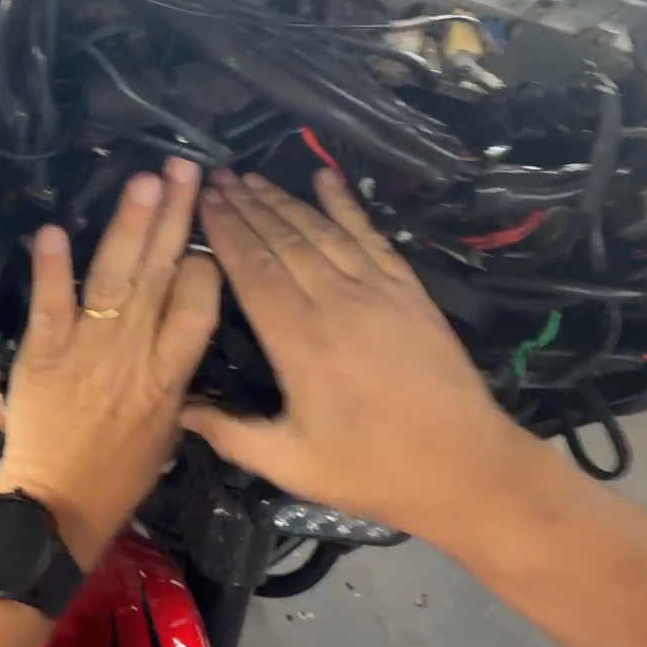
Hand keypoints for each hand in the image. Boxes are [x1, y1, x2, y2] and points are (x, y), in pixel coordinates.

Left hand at [0, 157, 222, 568]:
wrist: (59, 502)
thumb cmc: (120, 472)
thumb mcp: (169, 425)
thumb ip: (176, 372)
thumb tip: (182, 327)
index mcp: (172, 373)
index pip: (202, 302)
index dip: (205, 260)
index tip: (204, 231)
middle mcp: (136, 351)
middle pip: (162, 273)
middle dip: (174, 216)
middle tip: (184, 169)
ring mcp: (89, 348)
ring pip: (115, 277)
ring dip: (129, 225)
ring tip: (144, 181)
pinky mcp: (44, 352)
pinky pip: (52, 303)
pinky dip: (52, 267)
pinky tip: (53, 229)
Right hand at [182, 168, 552, 548]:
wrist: (467, 468)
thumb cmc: (372, 469)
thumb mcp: (291, 465)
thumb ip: (231, 434)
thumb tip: (179, 407)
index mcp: (300, 342)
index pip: (253, 270)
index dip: (226, 232)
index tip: (204, 202)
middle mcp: (336, 303)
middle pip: (281, 241)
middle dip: (245, 206)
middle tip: (216, 178)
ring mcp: (377, 291)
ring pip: (320, 232)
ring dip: (283, 201)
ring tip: (251, 177)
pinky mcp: (408, 290)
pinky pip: (370, 235)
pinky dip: (346, 204)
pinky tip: (326, 177)